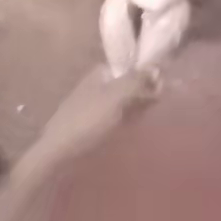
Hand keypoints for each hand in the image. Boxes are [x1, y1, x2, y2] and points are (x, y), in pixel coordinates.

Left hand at [18, 66, 155, 178]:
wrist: (57, 154)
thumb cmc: (87, 121)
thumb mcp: (115, 97)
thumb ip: (136, 80)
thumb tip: (157, 67)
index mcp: (100, 73)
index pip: (131, 66)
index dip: (148, 74)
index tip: (163, 88)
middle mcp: (97, 84)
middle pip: (129, 84)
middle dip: (144, 92)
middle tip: (160, 104)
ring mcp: (95, 105)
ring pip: (124, 101)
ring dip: (138, 107)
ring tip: (152, 117)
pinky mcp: (93, 124)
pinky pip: (118, 117)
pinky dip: (128, 120)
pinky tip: (136, 128)